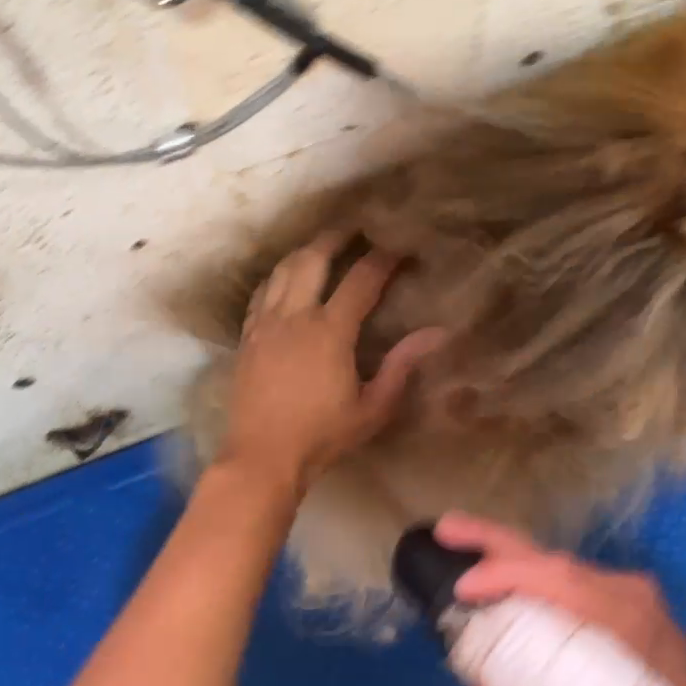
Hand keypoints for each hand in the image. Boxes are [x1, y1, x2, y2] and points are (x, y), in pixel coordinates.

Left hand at [220, 231, 444, 490]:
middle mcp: (294, 316)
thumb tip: (438, 333)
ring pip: (282, 270)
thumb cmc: (322, 437)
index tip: (400, 246)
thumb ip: (402, 367)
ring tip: (321, 247)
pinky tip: (285, 280)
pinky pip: (261, 293)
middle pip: (313, 258)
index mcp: (330, 331)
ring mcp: (265, 324)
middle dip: (336, 237)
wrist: (262, 457)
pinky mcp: (247, 338)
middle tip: (355, 229)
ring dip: (304, 252)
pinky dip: (278, 277)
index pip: (361, 279)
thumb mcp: (373, 409)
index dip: (383, 258)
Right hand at [434, 512, 685, 685]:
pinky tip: (510, 582)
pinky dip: (535, 578)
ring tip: (467, 552)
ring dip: (512, 560)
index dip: (503, 576)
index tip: (463, 588)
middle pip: (550, 557)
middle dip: (492, 540)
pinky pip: (573, 579)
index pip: (554, 579)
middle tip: (446, 530)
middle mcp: (627, 593)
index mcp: (622, 619)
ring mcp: (632, 591)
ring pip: (560, 565)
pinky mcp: (632, 597)